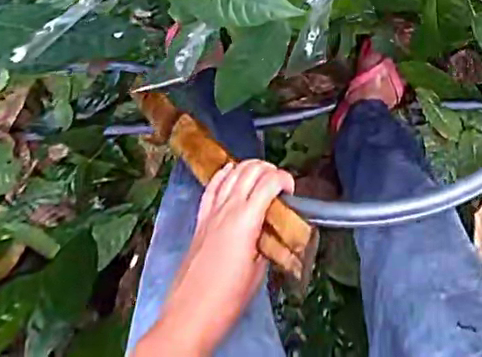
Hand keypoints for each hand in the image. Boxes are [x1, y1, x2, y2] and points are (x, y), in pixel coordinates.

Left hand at [133, 159, 293, 356]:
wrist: (190, 313)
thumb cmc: (226, 299)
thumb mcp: (257, 274)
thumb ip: (266, 246)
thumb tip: (269, 234)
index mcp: (246, 220)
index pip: (268, 183)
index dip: (283, 179)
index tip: (291, 188)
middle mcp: (228, 208)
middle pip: (249, 170)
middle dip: (268, 169)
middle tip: (279, 181)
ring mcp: (211, 211)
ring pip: (231, 173)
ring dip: (248, 167)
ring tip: (260, 172)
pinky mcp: (200, 218)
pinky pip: (212, 186)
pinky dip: (224, 174)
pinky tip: (229, 170)